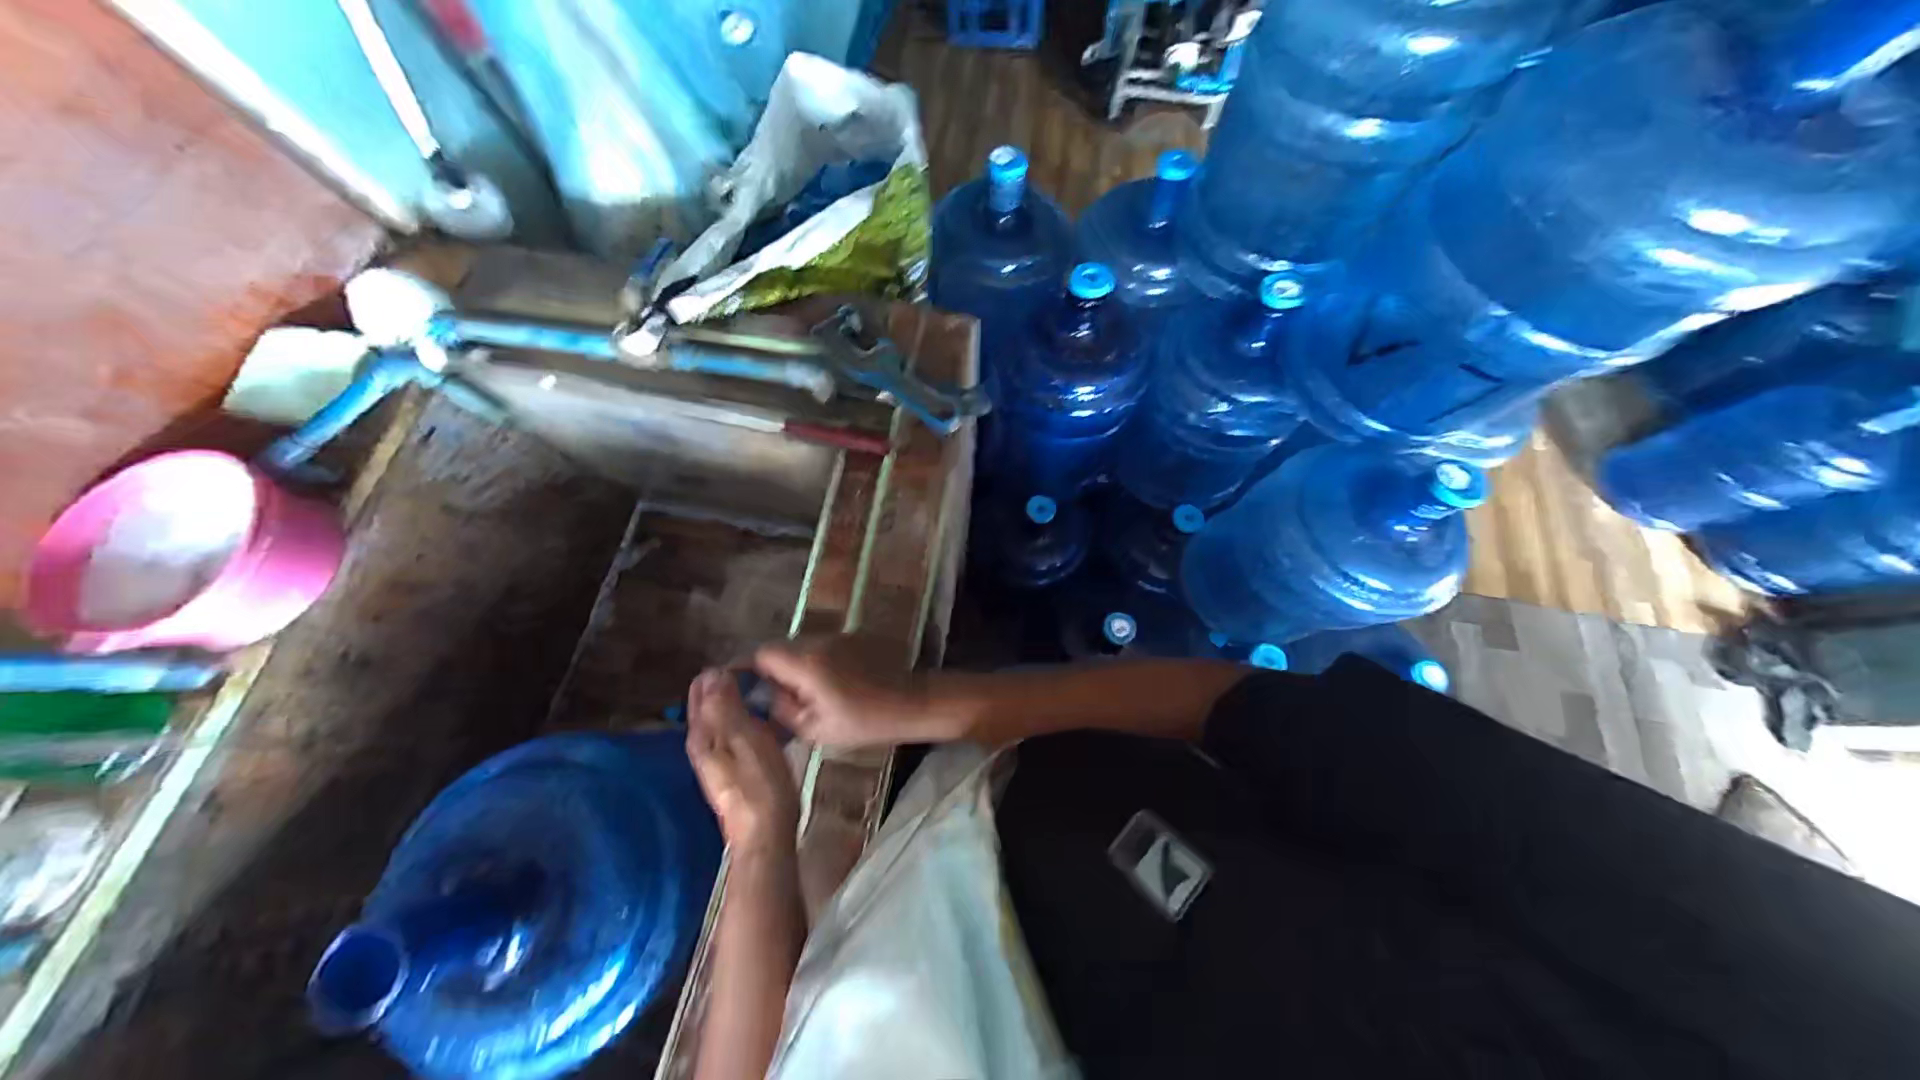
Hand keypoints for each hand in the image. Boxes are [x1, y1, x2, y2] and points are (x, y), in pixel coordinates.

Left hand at [685, 668, 799, 852]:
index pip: (701, 689)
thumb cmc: (761, 784)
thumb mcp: (745, 738)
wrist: (766, 836)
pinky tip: (769, 721)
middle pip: (709, 703)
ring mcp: (717, 760)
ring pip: (724, 718)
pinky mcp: (734, 770)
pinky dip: (748, 719)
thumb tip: (713, 673)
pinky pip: (736, 733)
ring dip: (740, 701)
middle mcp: (702, 744)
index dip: (723, 672)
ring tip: (769, 691)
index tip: (751, 666)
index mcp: (702, 734)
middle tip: (761, 675)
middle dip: (728, 684)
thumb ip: (726, 706)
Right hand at [752, 636, 944, 747]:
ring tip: (803, 694)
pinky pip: (822, 647)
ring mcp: (837, 636)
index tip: (744, 688)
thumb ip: (781, 709)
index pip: (761, 654)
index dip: (748, 669)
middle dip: (771, 670)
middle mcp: (818, 641)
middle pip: (779, 647)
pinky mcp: (853, 637)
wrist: (911, 702)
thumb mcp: (814, 728)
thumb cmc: (863, 722)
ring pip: (800, 647)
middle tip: (774, 697)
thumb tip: (763, 697)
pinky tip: (828, 684)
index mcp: (805, 663)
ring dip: (794, 666)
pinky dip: (816, 663)